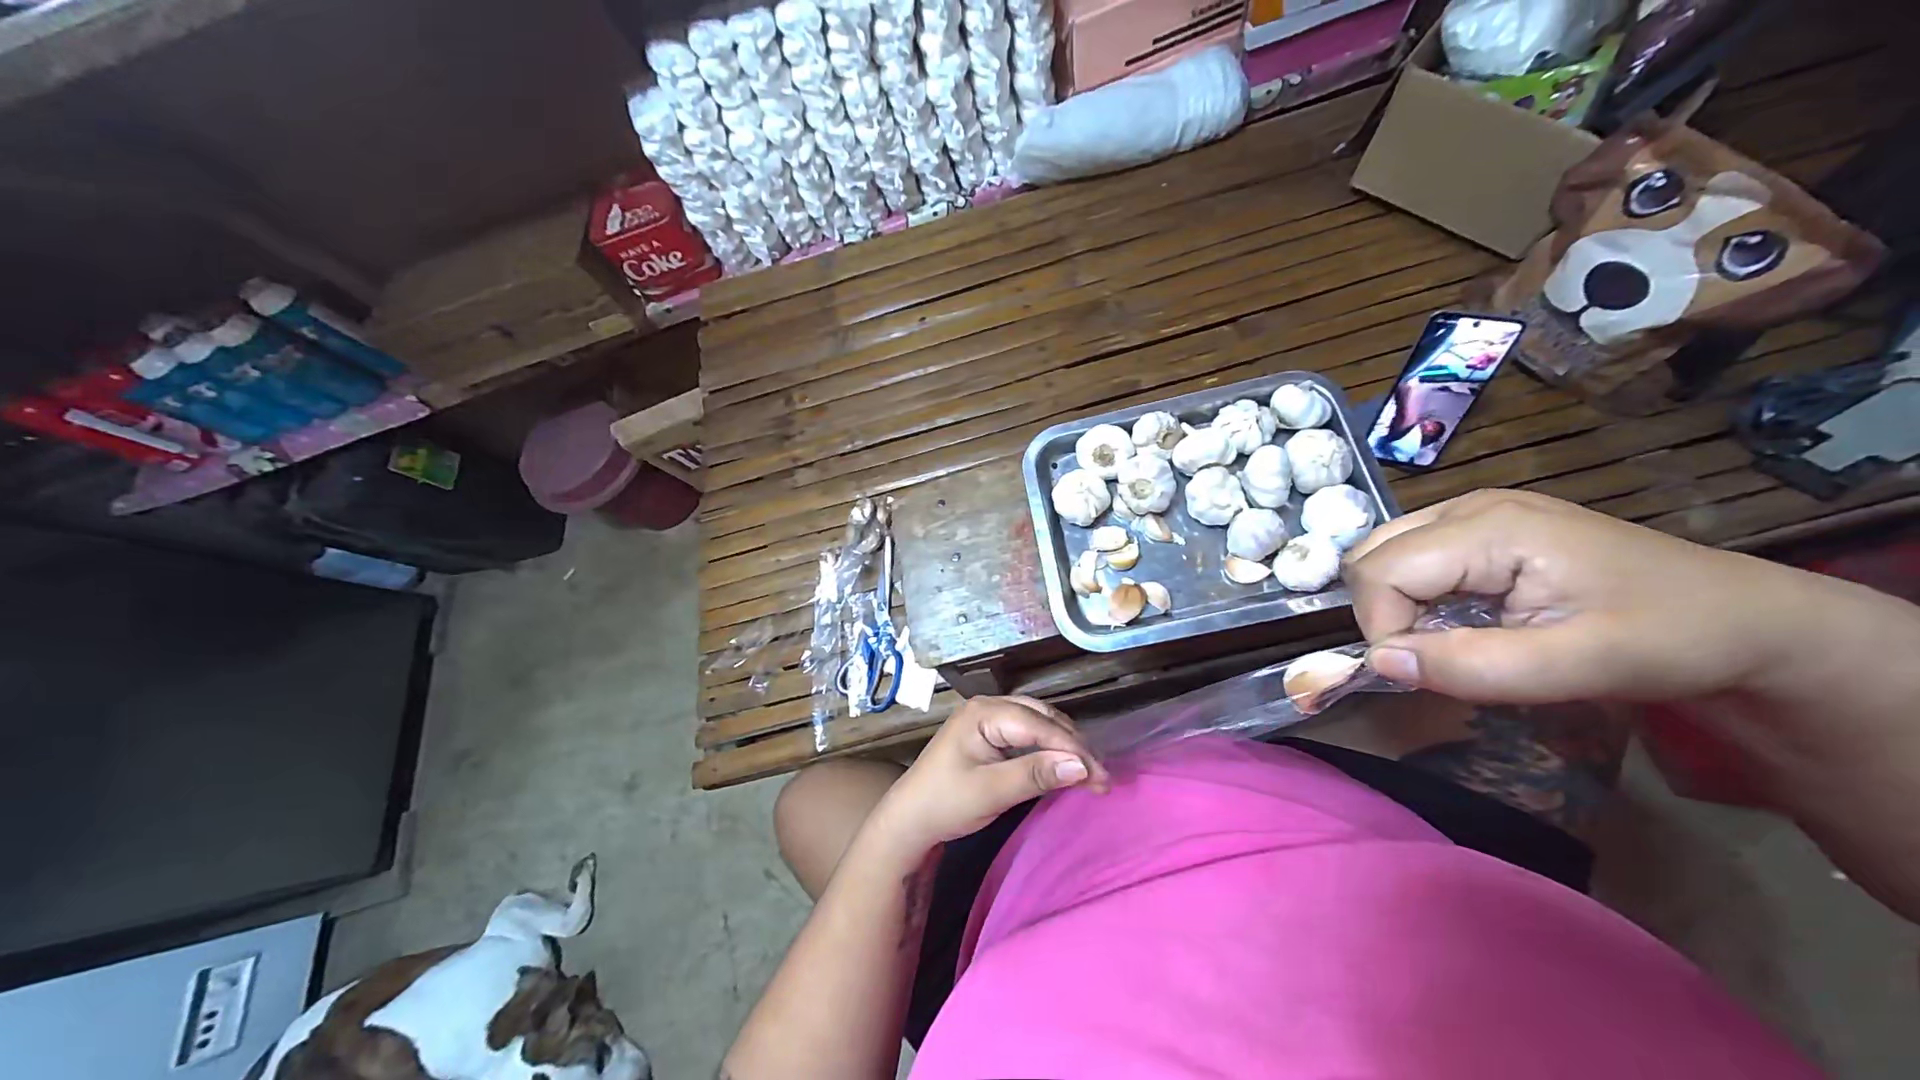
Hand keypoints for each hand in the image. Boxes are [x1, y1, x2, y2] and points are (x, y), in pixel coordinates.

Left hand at [874, 696, 1109, 851]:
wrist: (910, 819)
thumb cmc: (945, 802)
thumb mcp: (991, 791)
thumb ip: (1035, 775)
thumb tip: (1081, 766)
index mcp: (984, 712)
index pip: (1040, 725)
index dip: (1074, 750)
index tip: (1102, 778)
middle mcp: (988, 706)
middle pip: (1043, 718)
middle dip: (1073, 746)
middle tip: (1099, 778)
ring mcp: (989, 718)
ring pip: (1040, 724)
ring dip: (1064, 746)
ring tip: (1088, 774)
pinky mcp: (991, 734)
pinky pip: (1029, 734)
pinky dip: (1050, 749)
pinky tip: (1063, 766)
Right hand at [1341, 489, 1837, 704]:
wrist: (1747, 619)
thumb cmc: (1673, 638)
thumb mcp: (1583, 665)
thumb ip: (1477, 666)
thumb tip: (1379, 662)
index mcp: (1491, 526)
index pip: (1380, 571)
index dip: (1385, 628)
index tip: (1428, 672)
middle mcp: (1468, 506)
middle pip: (1371, 556)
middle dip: (1383, 614)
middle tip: (1435, 656)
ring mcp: (1473, 512)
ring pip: (1381, 555)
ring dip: (1394, 605)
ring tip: (1447, 639)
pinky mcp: (1481, 527)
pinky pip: (1409, 557)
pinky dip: (1412, 596)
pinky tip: (1460, 619)